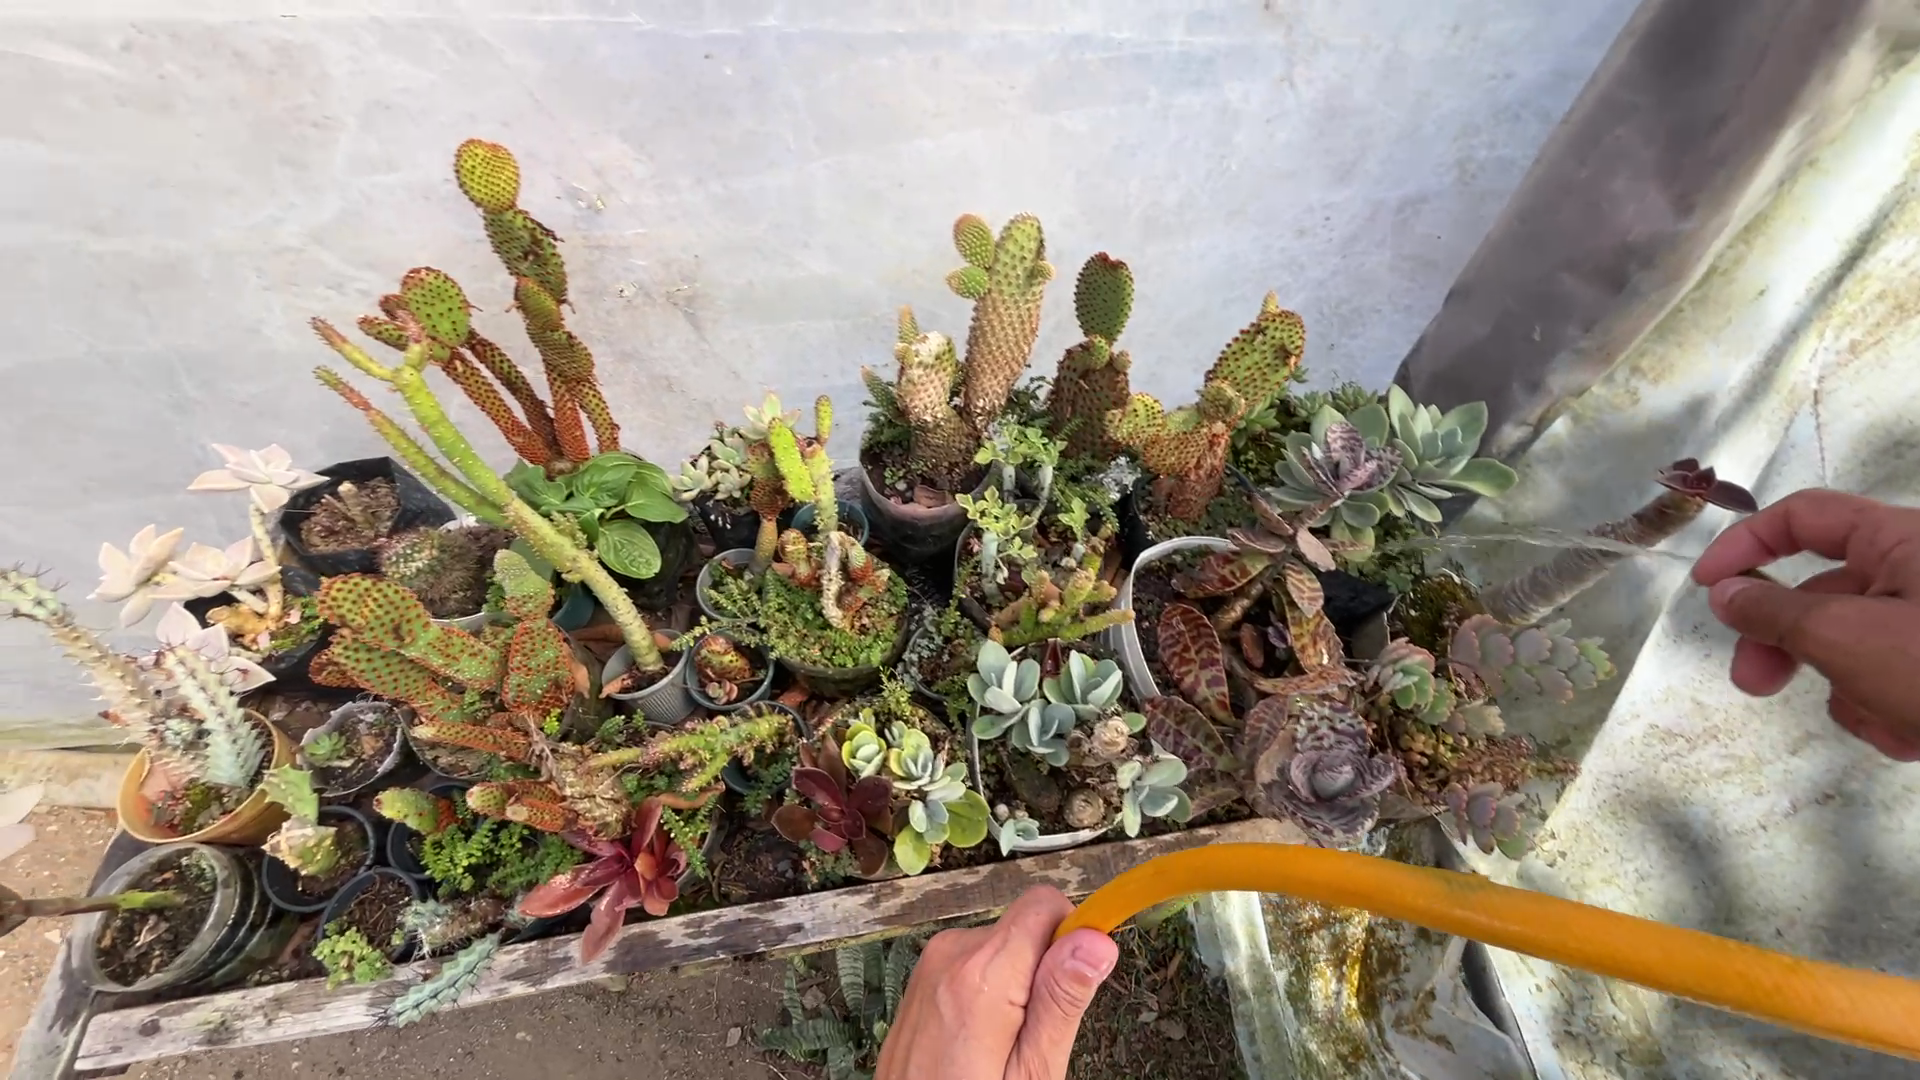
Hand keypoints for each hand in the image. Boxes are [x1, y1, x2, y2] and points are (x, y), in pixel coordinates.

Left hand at [877, 886, 1117, 1079]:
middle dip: (1041, 973)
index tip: (1068, 990)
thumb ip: (1061, 999)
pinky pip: (976, 960)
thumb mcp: (1031, 1072)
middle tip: (1031, 1037)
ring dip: (1014, 985)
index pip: (1044, 904)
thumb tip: (1097, 939)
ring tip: (1000, 1046)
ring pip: (1002, 945)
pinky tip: (977, 1040)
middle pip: (1024, 927)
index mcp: (982, 972)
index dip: (1069, 938)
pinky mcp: (925, 971)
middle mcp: (953, 950)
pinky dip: (988, 990)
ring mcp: (933, 959)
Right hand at [1691, 488, 1919, 759]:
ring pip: (1862, 639)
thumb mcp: (1845, 637)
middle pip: (1825, 591)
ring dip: (1845, 685)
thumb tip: (1727, 593)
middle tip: (1752, 683)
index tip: (1710, 589)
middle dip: (1783, 641)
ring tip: (1873, 726)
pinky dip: (1893, 703)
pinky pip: (1907, 669)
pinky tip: (1911, 736)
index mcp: (1910, 543)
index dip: (1743, 545)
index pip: (1803, 517)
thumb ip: (1770, 610)